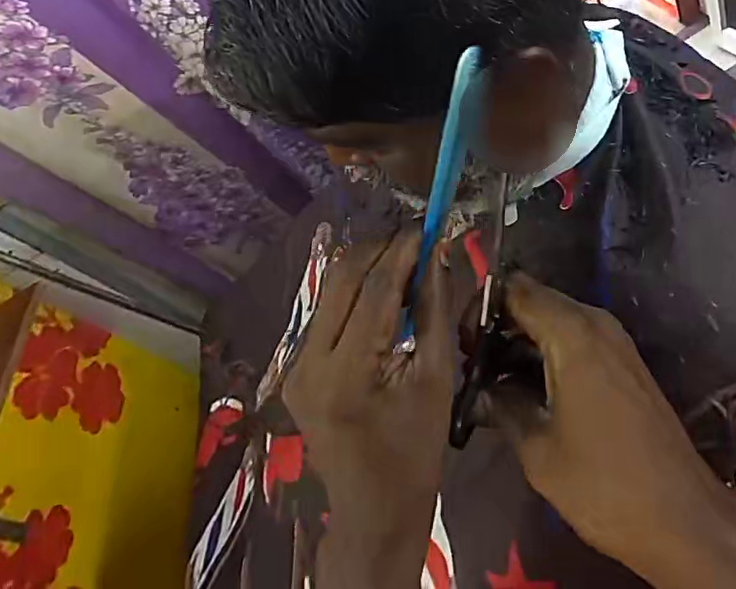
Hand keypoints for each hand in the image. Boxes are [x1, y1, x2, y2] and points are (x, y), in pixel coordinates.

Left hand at [284, 228, 455, 587]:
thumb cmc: (417, 452)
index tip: (429, 224)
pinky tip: (385, 291)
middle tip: (418, 238)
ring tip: (407, 260)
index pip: (376, 289)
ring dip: (369, 266)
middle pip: (343, 277)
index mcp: (348, 373)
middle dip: (382, 248)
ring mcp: (295, 365)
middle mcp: (309, 362)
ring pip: (331, 289)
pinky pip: (328, 311)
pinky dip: (357, 291)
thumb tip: (439, 252)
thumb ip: (436, 308)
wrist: (374, 511)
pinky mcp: (296, 367)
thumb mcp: (437, 377)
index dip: (404, 249)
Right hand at [486, 275, 735, 588]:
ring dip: (522, 338)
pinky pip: (574, 337)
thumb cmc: (605, 484)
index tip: (461, 342)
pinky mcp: (622, 361)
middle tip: (472, 362)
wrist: (683, 518)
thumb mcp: (539, 450)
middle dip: (499, 322)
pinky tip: (528, 387)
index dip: (480, 307)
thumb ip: (504, 407)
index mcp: (572, 332)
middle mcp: (595, 322)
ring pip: (554, 317)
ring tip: (493, 378)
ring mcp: (613, 340)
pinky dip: (546, 350)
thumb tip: (484, 391)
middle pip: (534, 298)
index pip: (514, 289)